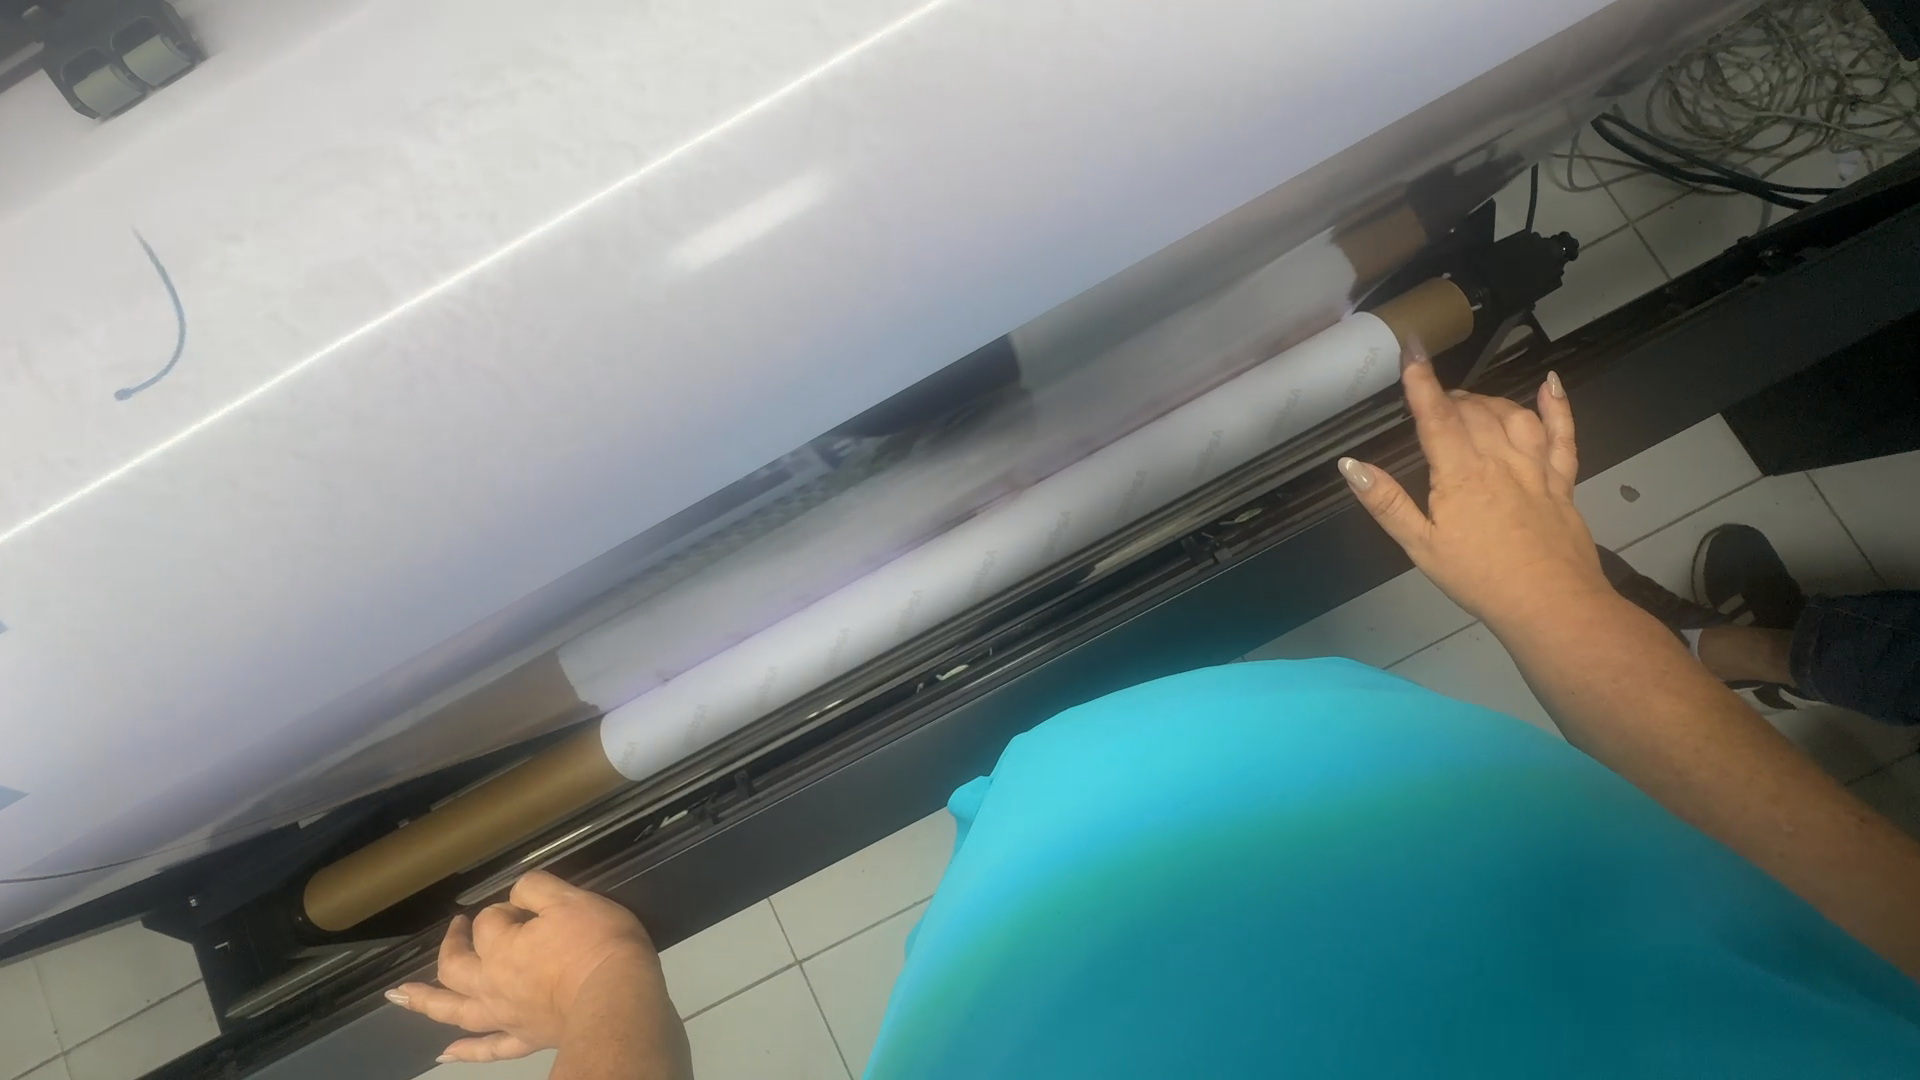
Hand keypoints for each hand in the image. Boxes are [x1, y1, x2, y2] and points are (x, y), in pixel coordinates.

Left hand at [388, 871, 680, 1065]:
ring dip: (424, 1001)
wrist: (615, 995)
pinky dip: (463, 1051)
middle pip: (455, 965)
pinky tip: (445, 1053)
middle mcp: (490, 983)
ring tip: (399, 996)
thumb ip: (538, 889)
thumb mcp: (572, 898)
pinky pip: (486, 1049)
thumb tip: (517, 892)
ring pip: (453, 1010)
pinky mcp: (523, 1039)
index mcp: (502, 946)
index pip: (489, 920)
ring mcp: (503, 1016)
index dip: (506, 907)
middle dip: (451, 944)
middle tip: (455, 928)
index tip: (529, 903)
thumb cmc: (596, 941)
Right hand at [1338, 347, 1610, 631]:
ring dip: (1487, 401)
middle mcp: (1500, 461)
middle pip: (1473, 412)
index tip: (1411, 350)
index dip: (1421, 382)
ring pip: (1513, 416)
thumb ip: (1385, 502)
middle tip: (1428, 401)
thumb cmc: (1477, 577)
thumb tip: (1351, 465)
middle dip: (1448, 397)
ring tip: (1467, 402)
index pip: (1436, 417)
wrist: (1551, 604)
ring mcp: (1536, 468)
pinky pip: (1563, 434)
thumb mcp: (1419, 545)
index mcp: (1461, 475)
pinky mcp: (1561, 481)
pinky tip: (1550, 384)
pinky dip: (1557, 406)